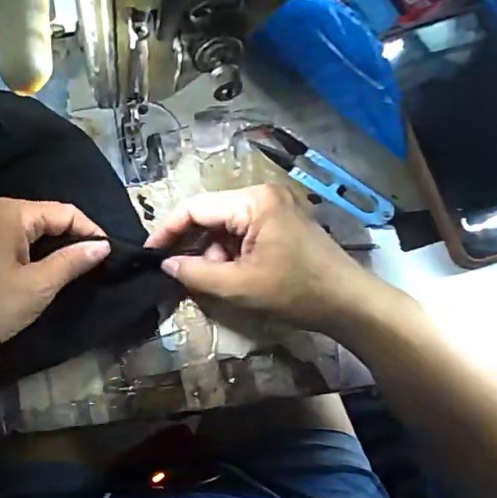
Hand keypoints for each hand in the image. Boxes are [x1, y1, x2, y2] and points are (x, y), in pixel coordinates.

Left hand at [0, 197, 110, 371]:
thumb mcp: (38, 286)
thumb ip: (72, 261)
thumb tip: (102, 246)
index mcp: (10, 212)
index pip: (64, 212)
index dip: (90, 232)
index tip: (110, 255)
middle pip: (46, 217)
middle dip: (72, 238)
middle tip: (95, 265)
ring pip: (29, 229)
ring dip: (52, 247)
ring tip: (74, 270)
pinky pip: (12, 239)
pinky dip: (31, 252)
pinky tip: (42, 271)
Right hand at [145, 183, 413, 337]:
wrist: (348, 302)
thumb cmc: (294, 291)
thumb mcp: (238, 286)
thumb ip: (195, 273)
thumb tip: (166, 264)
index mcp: (253, 201)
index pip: (196, 208)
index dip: (167, 230)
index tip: (148, 254)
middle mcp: (262, 195)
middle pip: (210, 215)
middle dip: (191, 244)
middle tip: (174, 271)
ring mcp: (274, 208)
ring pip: (224, 226)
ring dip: (211, 253)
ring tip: (208, 280)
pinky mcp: (281, 223)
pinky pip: (241, 233)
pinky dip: (228, 254)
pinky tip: (227, 276)